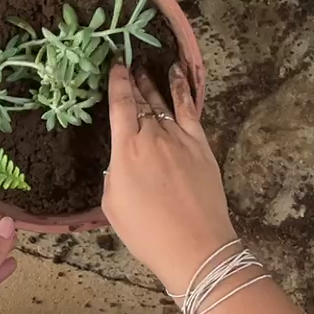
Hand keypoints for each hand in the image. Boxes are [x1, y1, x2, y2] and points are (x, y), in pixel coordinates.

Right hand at [102, 63, 236, 290]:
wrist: (195, 247)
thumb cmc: (147, 233)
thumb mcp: (112, 204)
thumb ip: (114, 174)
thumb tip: (121, 160)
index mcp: (126, 150)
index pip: (120, 106)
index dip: (116, 84)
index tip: (114, 67)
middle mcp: (152, 137)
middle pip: (141, 102)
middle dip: (131, 82)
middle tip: (127, 65)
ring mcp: (179, 139)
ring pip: (162, 103)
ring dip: (151, 85)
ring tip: (144, 70)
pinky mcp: (201, 146)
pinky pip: (189, 110)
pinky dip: (182, 89)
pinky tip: (177, 75)